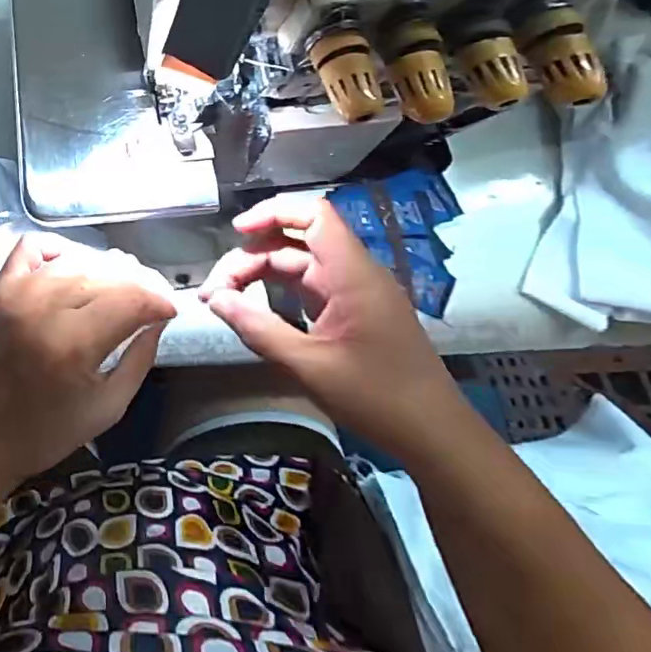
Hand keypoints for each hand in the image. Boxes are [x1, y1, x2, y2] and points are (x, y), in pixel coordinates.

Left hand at [0, 234, 177, 498]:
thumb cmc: (45, 432)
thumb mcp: (108, 407)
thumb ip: (140, 358)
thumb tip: (159, 320)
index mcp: (73, 344)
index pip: (130, 299)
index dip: (158, 301)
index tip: (170, 311)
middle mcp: (43, 307)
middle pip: (107, 275)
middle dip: (138, 283)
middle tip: (150, 298)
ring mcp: (17, 291)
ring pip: (76, 259)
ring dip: (105, 268)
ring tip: (119, 285)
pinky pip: (34, 247)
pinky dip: (59, 250)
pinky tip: (74, 268)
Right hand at [198, 194, 469, 462]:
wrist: (436, 437)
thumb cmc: (377, 398)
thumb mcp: (309, 366)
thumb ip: (258, 328)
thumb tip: (214, 300)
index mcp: (352, 275)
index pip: (314, 216)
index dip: (273, 214)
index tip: (237, 233)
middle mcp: (354, 274)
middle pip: (295, 242)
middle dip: (251, 257)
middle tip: (215, 290)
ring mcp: (355, 293)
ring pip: (298, 265)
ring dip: (260, 274)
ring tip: (224, 299)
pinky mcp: (353, 312)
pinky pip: (309, 287)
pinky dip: (278, 291)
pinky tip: (253, 309)